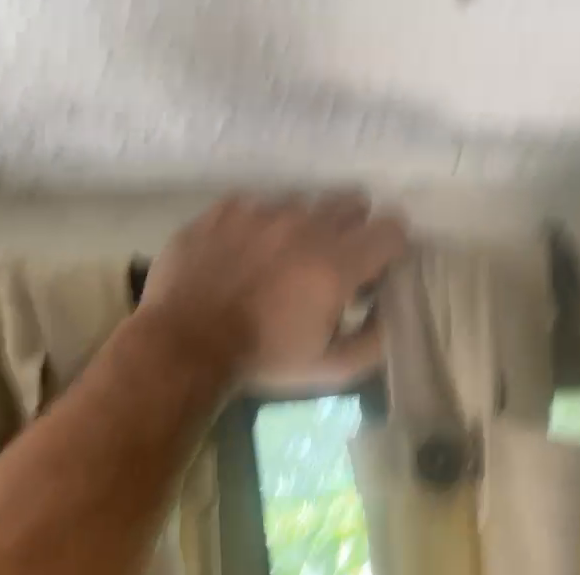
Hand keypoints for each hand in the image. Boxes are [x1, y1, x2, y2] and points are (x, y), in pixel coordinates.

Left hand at [133, 191, 408, 395]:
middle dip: (356, 229)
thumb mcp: (330, 368)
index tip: (379, 268)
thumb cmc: (265, 360)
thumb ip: (374, 342)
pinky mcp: (227, 207)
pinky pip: (261, 203)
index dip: (393, 248)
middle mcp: (305, 225)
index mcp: (336, 265)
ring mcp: (263, 210)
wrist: (186, 341)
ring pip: (307, 201)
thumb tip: (390, 315)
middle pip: (353, 202)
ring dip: (310, 225)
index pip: (391, 230)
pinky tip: (252, 254)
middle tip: (339, 262)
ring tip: (289, 259)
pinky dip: (266, 225)